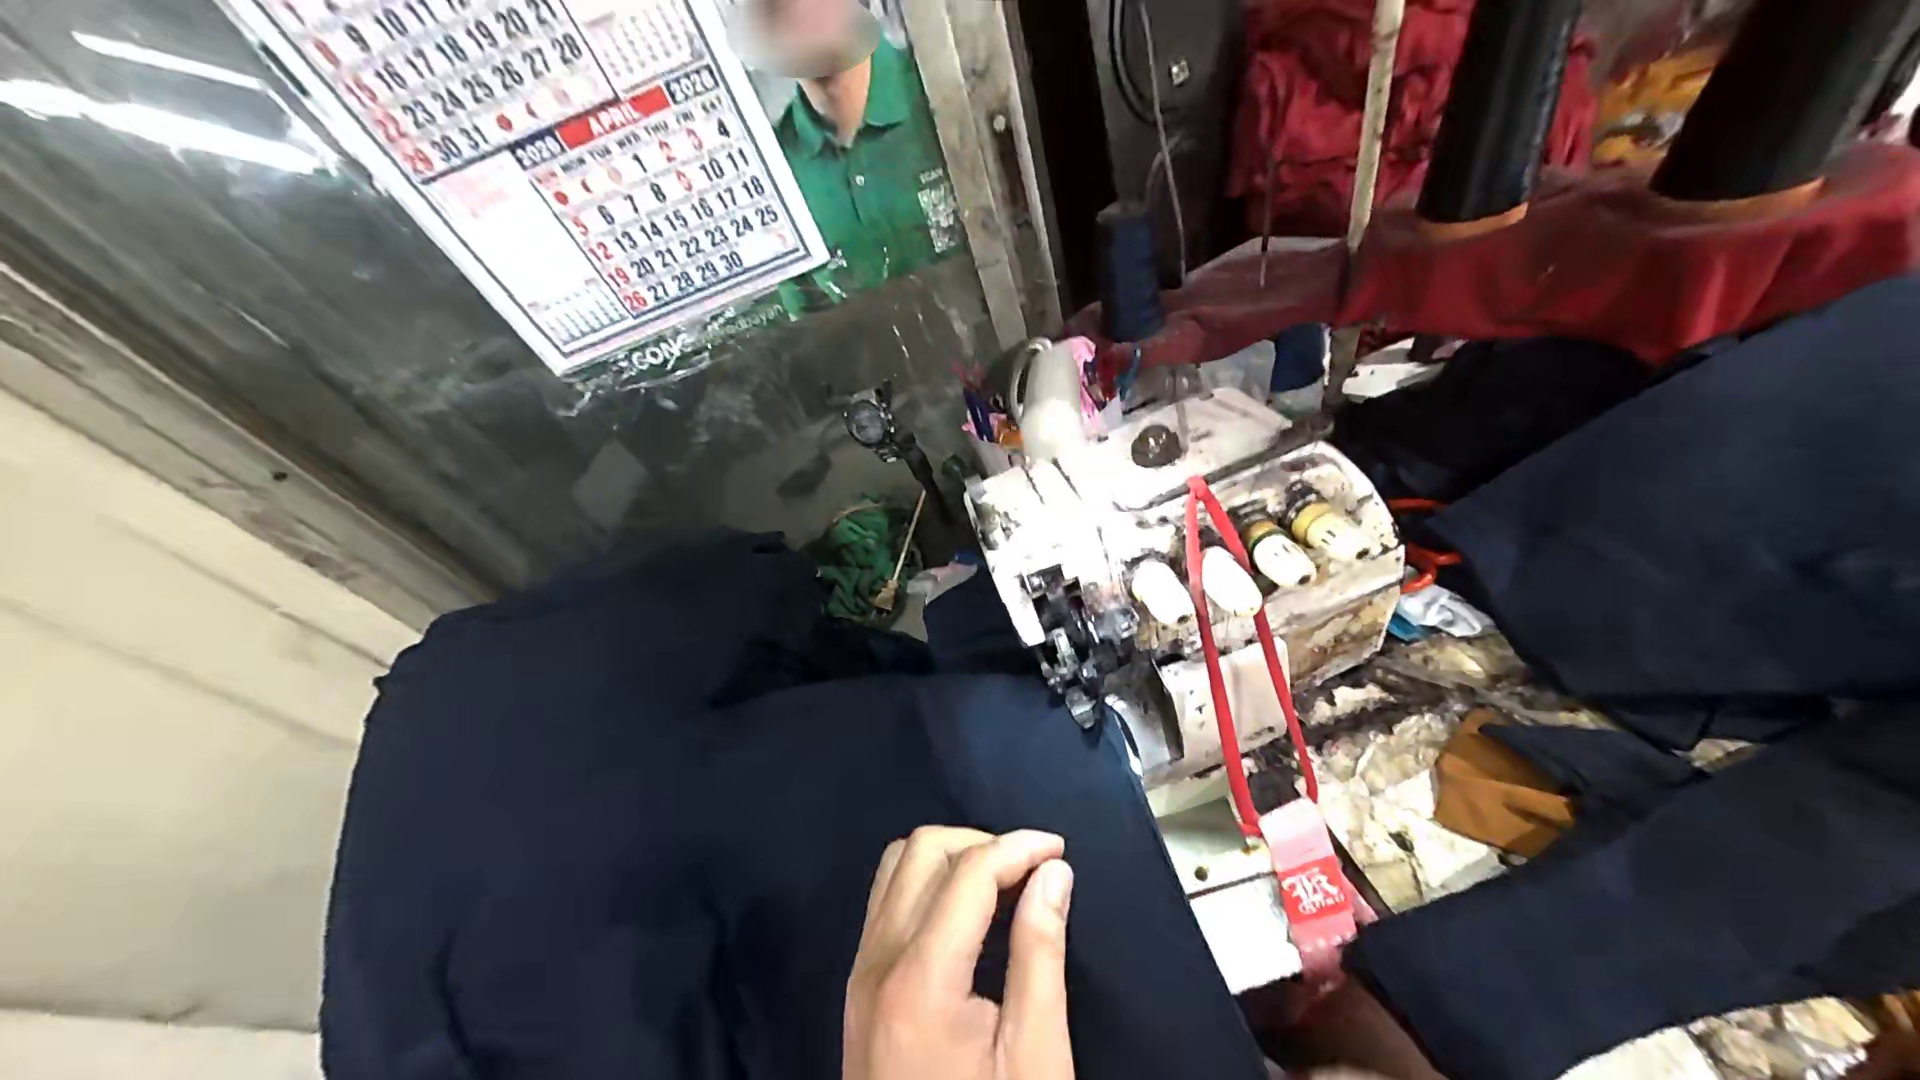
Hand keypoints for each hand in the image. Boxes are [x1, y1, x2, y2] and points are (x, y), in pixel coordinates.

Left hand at [843, 827, 1075, 1079]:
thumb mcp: (1034, 1056)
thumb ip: (1040, 952)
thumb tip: (1054, 872)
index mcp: (919, 979)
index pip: (968, 872)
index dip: (1019, 847)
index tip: (1059, 850)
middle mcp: (876, 960)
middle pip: (924, 850)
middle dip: (982, 842)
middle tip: (1031, 868)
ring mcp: (859, 970)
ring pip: (897, 864)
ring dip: (951, 855)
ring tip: (1002, 880)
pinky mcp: (858, 984)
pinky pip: (886, 896)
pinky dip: (926, 878)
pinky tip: (964, 907)